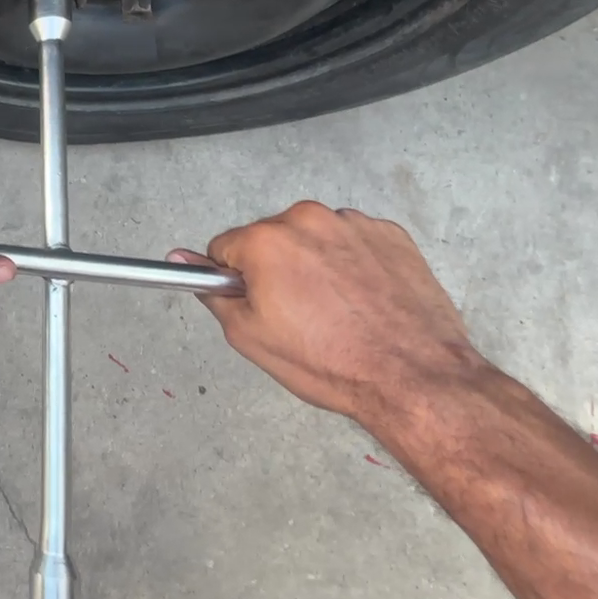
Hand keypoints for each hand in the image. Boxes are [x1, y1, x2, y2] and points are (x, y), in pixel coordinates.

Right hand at [170, 201, 487, 423]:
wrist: (415, 379)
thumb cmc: (334, 362)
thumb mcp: (248, 336)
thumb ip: (211, 290)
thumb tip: (182, 260)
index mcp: (266, 240)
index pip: (223, 247)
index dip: (233, 280)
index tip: (254, 302)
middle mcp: (307, 220)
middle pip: (268, 238)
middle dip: (274, 269)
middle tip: (295, 314)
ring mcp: (352, 224)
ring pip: (311, 238)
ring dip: (313, 263)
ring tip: (334, 310)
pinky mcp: (390, 235)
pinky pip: (352, 241)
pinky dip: (351, 263)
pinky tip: (360, 300)